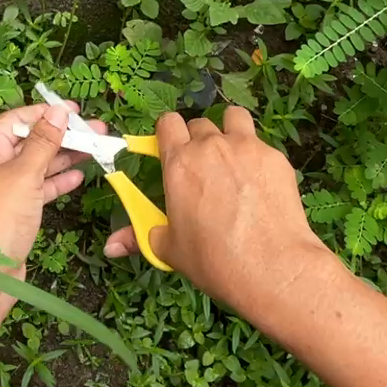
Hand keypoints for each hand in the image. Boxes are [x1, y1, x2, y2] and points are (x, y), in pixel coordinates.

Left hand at [0, 102, 102, 264]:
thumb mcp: (24, 174)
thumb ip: (44, 141)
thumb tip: (58, 111)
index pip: (18, 119)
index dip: (46, 112)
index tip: (75, 110)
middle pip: (31, 140)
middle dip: (62, 134)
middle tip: (95, 129)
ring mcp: (4, 189)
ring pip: (38, 164)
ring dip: (66, 156)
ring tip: (95, 148)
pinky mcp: (15, 211)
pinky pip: (39, 188)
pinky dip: (58, 181)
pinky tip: (78, 176)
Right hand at [103, 107, 335, 321]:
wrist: (273, 268)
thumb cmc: (215, 260)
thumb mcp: (171, 249)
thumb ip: (139, 237)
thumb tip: (111, 246)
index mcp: (179, 162)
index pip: (167, 123)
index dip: (168, 134)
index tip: (172, 152)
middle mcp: (210, 145)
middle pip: (198, 123)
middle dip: (198, 140)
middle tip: (203, 170)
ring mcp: (246, 147)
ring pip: (233, 118)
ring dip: (229, 131)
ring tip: (233, 158)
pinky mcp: (275, 157)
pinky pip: (261, 145)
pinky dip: (257, 157)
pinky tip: (261, 185)